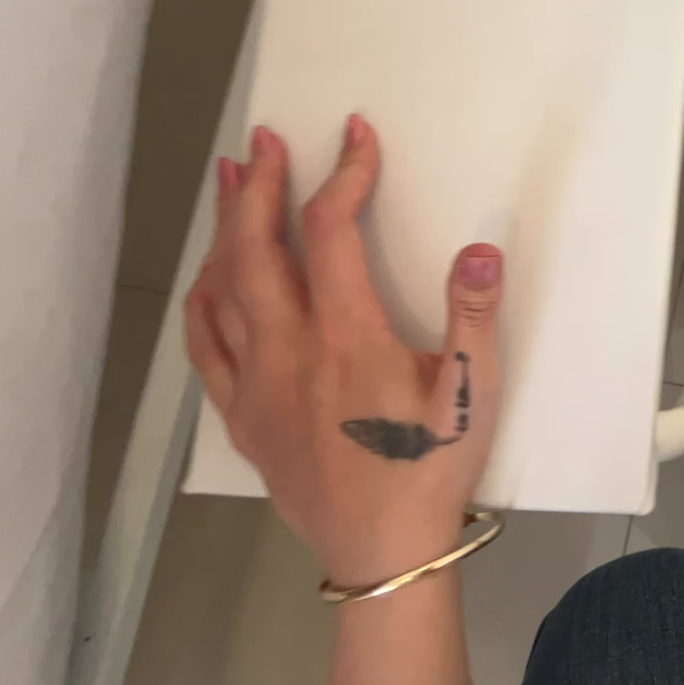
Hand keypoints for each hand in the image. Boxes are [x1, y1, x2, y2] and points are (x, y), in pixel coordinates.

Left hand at [184, 115, 504, 587]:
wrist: (382, 549)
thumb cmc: (431, 464)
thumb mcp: (470, 392)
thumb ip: (473, 318)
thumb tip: (479, 249)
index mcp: (347, 339)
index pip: (332, 236)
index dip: (343, 176)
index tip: (356, 135)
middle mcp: (289, 351)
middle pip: (257, 252)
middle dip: (260, 188)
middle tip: (264, 139)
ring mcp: (255, 384)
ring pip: (222, 291)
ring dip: (224, 230)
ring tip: (230, 183)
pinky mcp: (243, 414)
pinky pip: (207, 343)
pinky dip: (205, 296)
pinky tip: (211, 277)